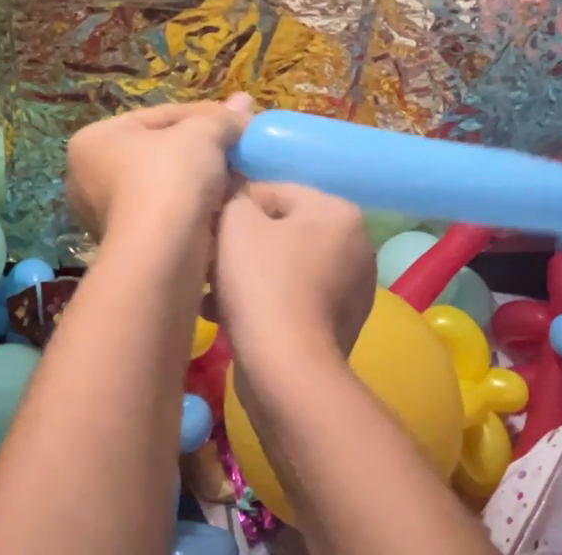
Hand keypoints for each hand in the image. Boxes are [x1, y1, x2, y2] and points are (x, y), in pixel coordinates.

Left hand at [65, 95, 253, 240]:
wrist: (164, 255)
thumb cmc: (170, 178)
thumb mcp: (202, 134)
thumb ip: (222, 117)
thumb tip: (244, 102)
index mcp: (95, 140)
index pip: (161, 115)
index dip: (206, 114)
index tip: (240, 119)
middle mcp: (92, 176)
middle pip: (164, 150)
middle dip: (207, 148)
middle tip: (242, 144)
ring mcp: (111, 214)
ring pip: (171, 182)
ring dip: (207, 176)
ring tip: (243, 170)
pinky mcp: (135, 244)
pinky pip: (173, 211)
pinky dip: (200, 204)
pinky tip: (231, 199)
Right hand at [214, 182, 375, 367]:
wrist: (286, 370)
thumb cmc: (263, 283)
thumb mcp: (237, 222)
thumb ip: (234, 194)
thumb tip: (234, 190)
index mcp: (340, 212)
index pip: (275, 192)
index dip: (234, 208)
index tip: (207, 230)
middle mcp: (356, 245)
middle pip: (280, 231)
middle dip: (237, 245)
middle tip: (204, 262)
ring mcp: (352, 288)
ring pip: (282, 266)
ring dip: (243, 275)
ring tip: (207, 294)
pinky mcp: (338, 325)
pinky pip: (291, 297)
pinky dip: (261, 301)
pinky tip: (223, 316)